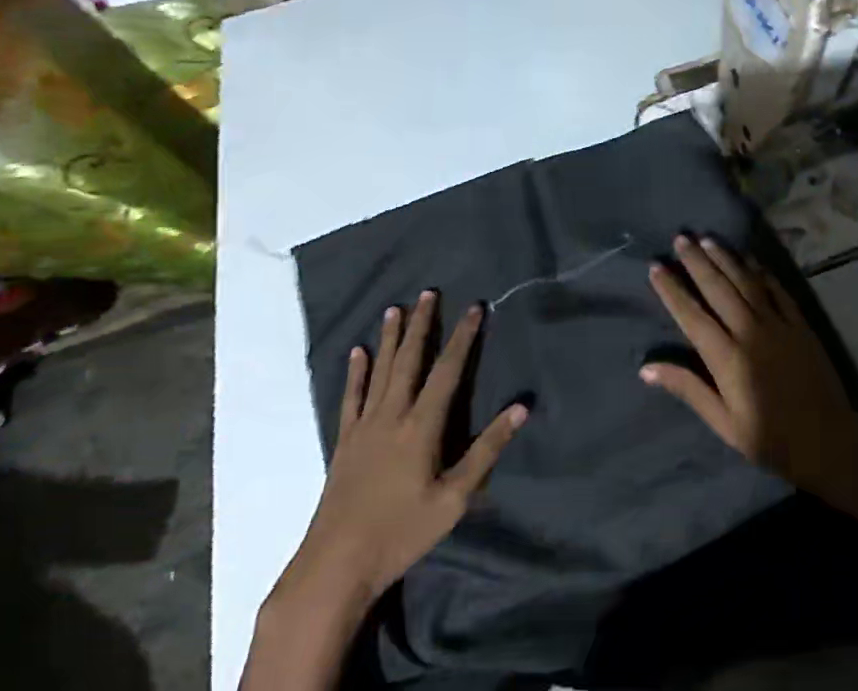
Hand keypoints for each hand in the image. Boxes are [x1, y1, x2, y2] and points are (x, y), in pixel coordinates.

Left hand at [281, 292, 527, 604]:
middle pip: (409, 361)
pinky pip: (351, 397)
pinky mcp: (344, 441)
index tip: (474, 308)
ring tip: (395, 308)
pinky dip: (356, 372)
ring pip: (379, 371)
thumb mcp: (455, 498)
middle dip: (421, 325)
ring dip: (390, 338)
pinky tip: (358, 352)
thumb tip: (520, 409)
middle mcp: (391, 416)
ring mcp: (363, 427)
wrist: (336, 564)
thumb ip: (486, 450)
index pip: (447, 371)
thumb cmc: (402, 533)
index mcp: (421, 427)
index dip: (463, 338)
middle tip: (428, 293)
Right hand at [643, 236, 857, 488]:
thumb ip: (687, 389)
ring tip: (707, 239)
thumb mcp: (722, 422)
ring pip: (747, 282)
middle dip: (697, 262)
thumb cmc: (769, 438)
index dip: (672, 290)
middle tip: (680, 238)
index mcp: (727, 358)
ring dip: (726, 259)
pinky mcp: (800, 325)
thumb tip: (646, 368)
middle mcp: (750, 332)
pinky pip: (778, 291)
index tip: (656, 266)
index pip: (692, 315)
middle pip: (718, 289)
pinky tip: (751, 260)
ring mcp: (779, 325)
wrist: (828, 440)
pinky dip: (762, 273)